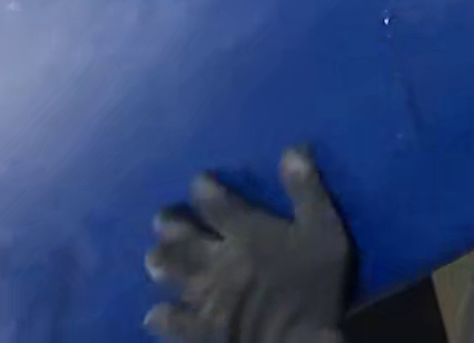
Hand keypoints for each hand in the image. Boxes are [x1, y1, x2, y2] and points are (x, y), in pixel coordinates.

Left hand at [146, 148, 351, 342]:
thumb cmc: (314, 285)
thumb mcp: (322, 227)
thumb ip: (305, 188)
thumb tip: (290, 149)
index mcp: (247, 234)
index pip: (219, 206)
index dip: (206, 191)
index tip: (196, 181)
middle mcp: (220, 263)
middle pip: (189, 241)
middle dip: (174, 228)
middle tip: (158, 218)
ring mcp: (208, 303)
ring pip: (179, 279)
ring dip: (164, 266)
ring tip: (151, 258)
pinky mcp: (204, 337)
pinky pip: (178, 326)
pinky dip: (164, 319)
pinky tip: (153, 315)